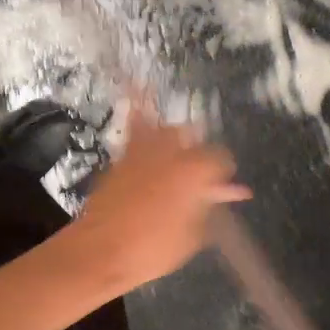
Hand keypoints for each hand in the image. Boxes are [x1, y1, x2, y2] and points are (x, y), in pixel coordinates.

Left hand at [60, 90, 251, 293]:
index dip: (224, 173)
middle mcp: (169, 151)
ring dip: (175, 136)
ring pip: (165, 129)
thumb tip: (227, 191)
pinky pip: (133, 122)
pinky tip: (135, 81)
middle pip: (193, 138)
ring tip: (178, 146)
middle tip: (201, 175)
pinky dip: (138, 102)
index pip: (220, 157)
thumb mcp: (193, 233)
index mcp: (193, 171)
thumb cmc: (153, 248)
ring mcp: (142, 149)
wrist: (102, 247)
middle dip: (199, 152)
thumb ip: (210, 205)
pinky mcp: (121, 154)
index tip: (224, 187)